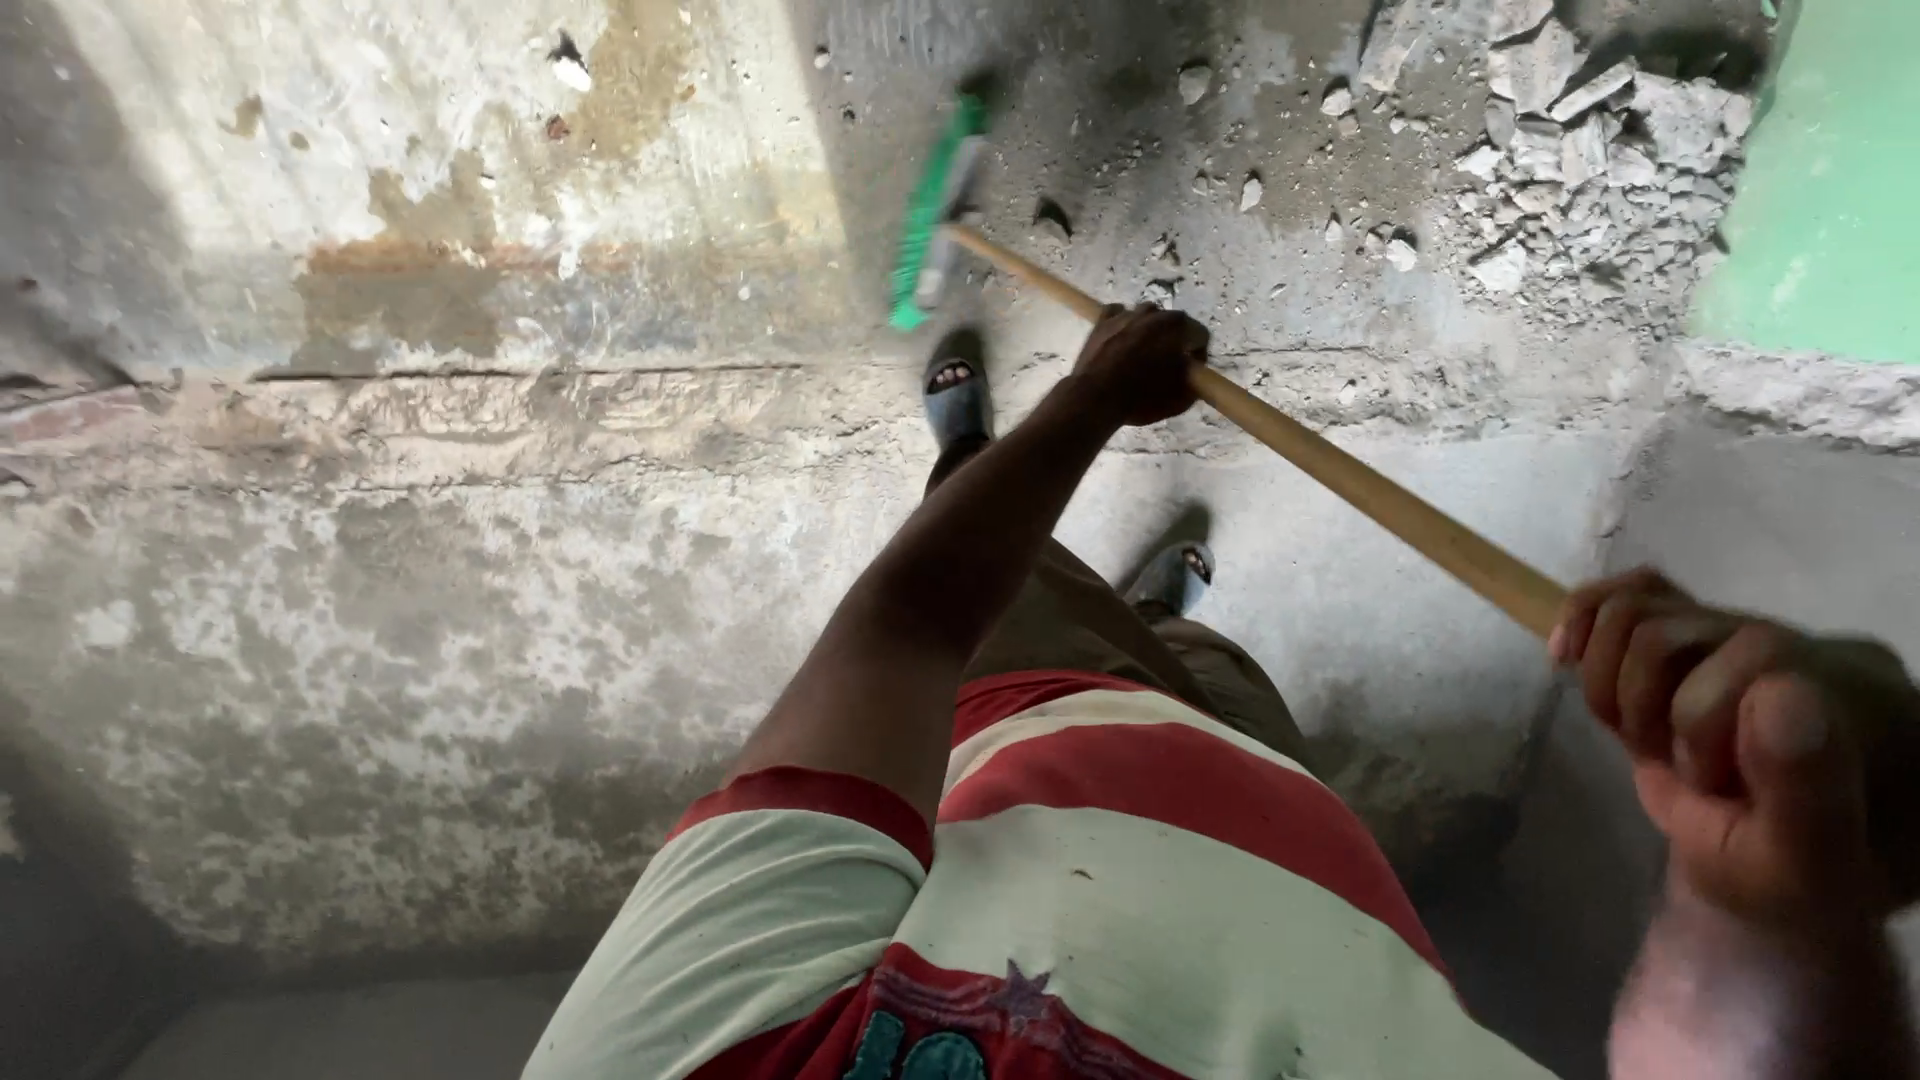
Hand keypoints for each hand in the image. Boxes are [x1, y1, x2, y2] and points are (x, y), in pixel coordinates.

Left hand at [1070, 303, 1206, 427]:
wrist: (1095, 397)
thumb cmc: (1141, 399)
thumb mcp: (1179, 399)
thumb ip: (1194, 381)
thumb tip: (1193, 372)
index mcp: (1179, 328)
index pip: (1199, 336)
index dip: (1197, 355)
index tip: (1189, 371)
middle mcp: (1155, 314)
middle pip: (1172, 324)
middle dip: (1172, 341)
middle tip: (1164, 365)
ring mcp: (1127, 314)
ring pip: (1145, 317)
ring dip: (1147, 332)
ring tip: (1140, 354)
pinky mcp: (1103, 320)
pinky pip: (1118, 313)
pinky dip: (1122, 323)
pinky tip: (1120, 338)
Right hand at [1563, 570, 1919, 1077]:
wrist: (1747, 880)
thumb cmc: (1789, 885)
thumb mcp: (1810, 864)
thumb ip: (1811, 783)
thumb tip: (1782, 686)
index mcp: (1872, 699)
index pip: (1755, 660)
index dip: (1702, 727)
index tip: (1699, 787)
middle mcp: (1815, 654)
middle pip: (1688, 630)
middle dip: (1648, 705)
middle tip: (1664, 767)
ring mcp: (1741, 643)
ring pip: (1644, 612)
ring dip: (1610, 679)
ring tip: (1628, 735)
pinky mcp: (1683, 642)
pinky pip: (1630, 591)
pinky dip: (1588, 611)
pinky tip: (1566, 645)